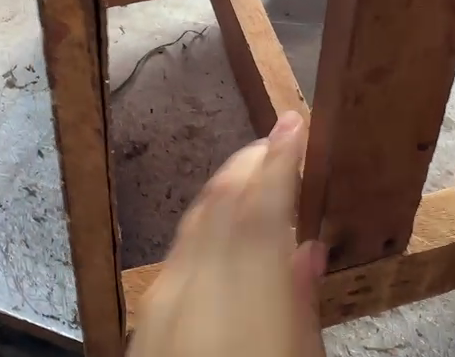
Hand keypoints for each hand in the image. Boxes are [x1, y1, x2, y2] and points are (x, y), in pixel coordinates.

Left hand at [129, 110, 325, 356]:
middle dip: (250, 163)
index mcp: (248, 297)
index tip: (293, 122)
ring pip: (195, 220)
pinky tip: (219, 227)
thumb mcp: (301, 356)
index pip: (263, 207)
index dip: (279, 158)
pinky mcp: (145, 315)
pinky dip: (203, 224)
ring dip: (225, 188)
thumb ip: (302, 301)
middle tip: (279, 140)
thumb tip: (309, 250)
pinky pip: (178, 249)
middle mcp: (197, 286)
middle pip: (222, 202)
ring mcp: (163, 298)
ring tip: (253, 173)